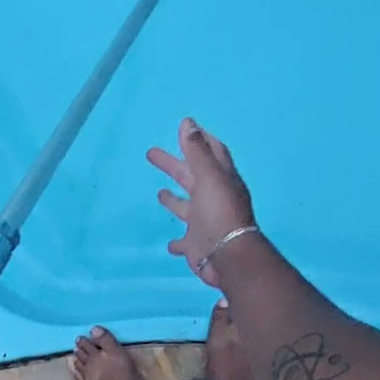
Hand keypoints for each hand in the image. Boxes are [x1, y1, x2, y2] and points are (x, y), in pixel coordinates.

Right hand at [148, 118, 256, 287]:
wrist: (227, 256)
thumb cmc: (219, 213)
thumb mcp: (208, 177)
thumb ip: (197, 151)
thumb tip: (188, 122)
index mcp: (220, 180)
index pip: (212, 154)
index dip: (199, 140)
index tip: (186, 129)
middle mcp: (212, 199)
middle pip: (191, 177)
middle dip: (173, 165)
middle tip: (151, 153)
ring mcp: (204, 223)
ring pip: (186, 208)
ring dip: (174, 200)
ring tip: (160, 192)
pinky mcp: (196, 245)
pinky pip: (184, 242)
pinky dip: (176, 242)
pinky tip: (169, 244)